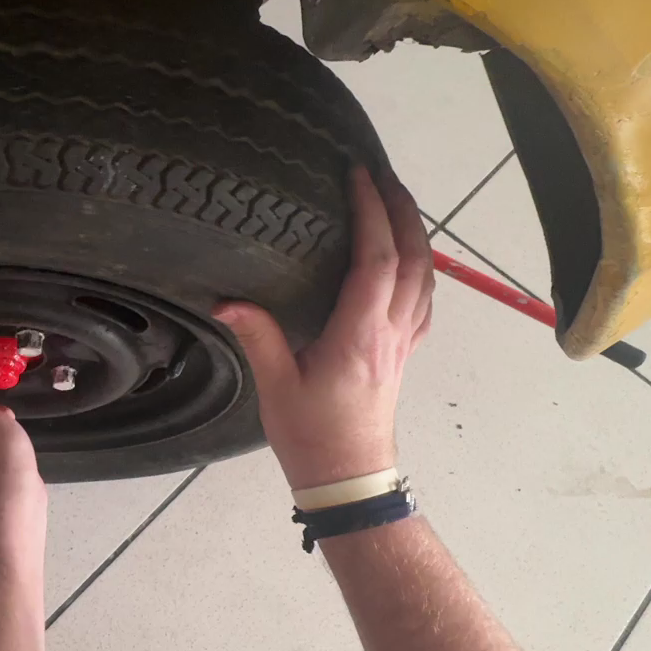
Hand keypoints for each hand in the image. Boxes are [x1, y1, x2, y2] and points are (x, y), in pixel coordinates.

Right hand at [214, 165, 433, 489]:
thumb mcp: (276, 385)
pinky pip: (424, 298)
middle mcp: (392, 331)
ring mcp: (404, 342)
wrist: (349, 475)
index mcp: (360, 334)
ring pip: (426, 276)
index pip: (377, 261)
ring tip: (397, 204)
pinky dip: (420, 266)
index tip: (359, 177)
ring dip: (416, 233)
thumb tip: (225, 301)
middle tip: (382, 174)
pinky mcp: (403, 353)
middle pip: (413, 258)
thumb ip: (258, 337)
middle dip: (402, 210)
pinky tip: (408, 260)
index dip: (372, 215)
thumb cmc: (311, 433)